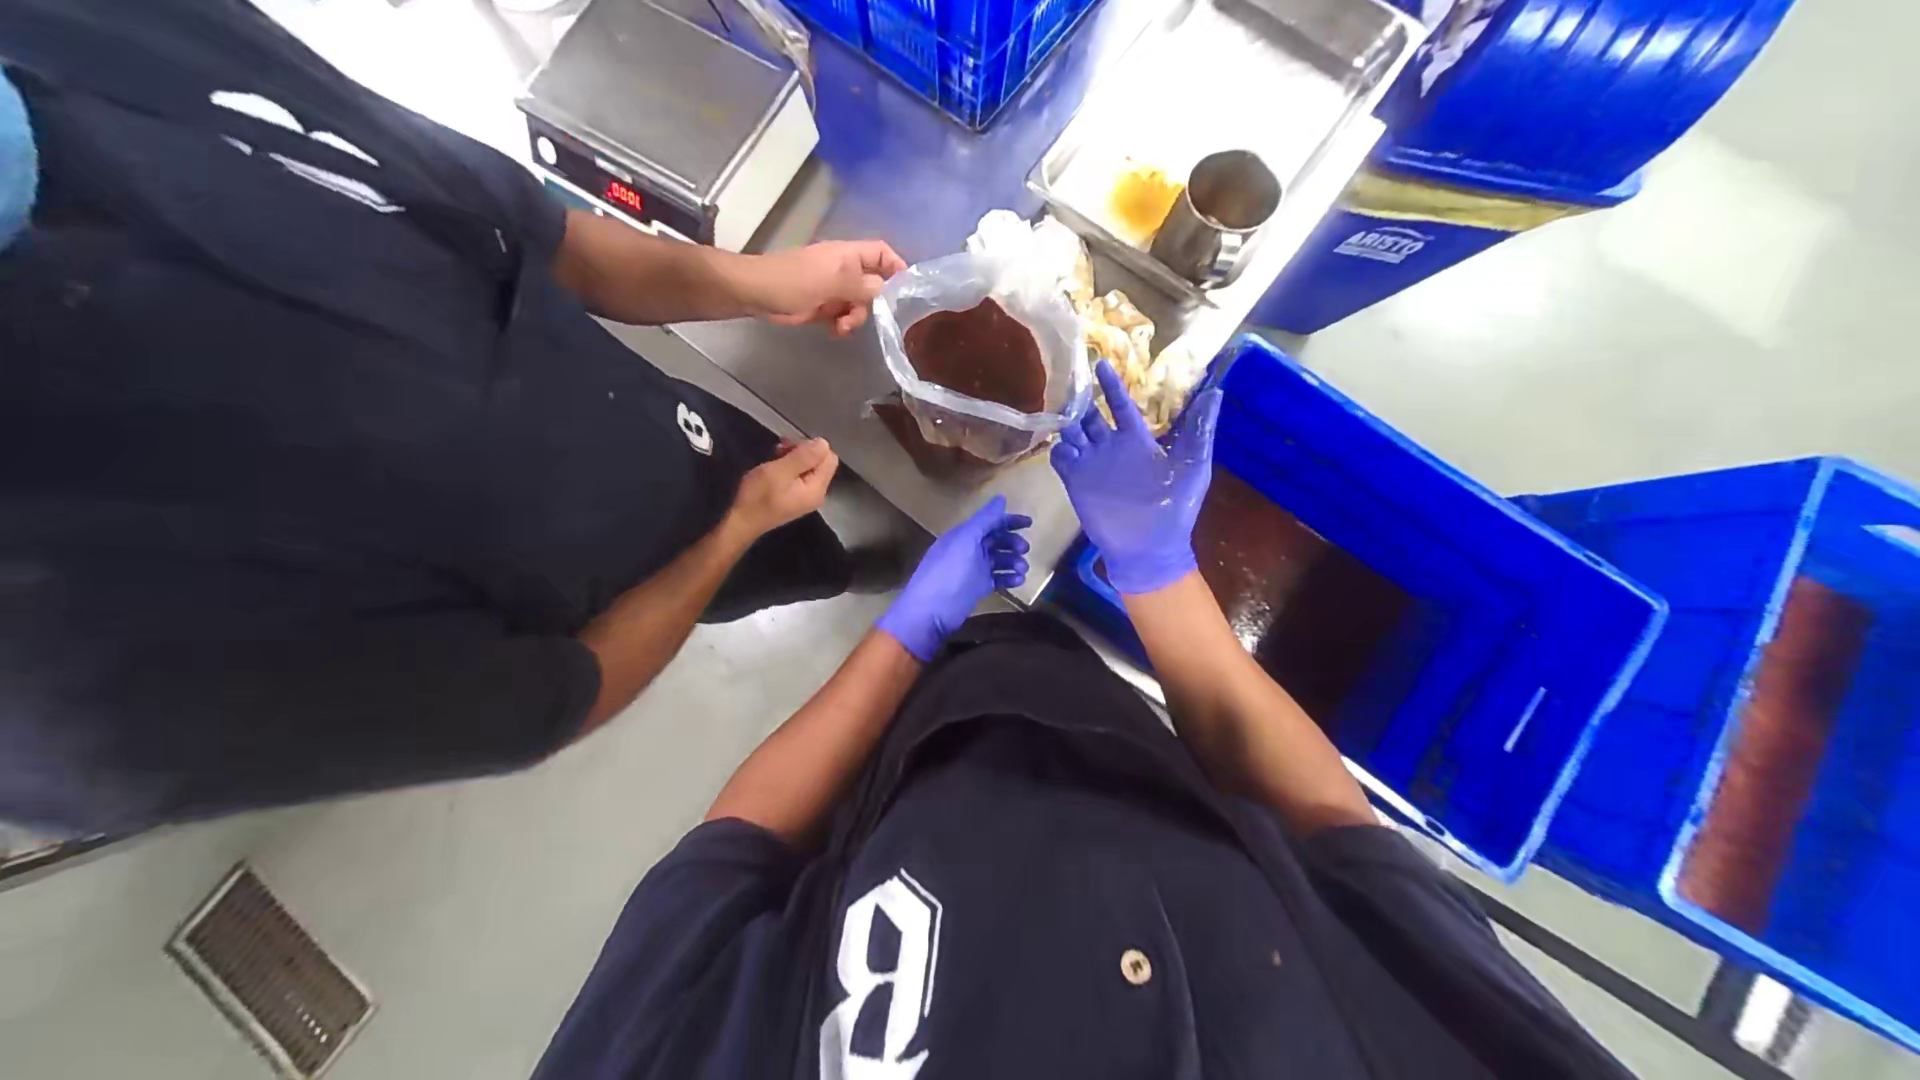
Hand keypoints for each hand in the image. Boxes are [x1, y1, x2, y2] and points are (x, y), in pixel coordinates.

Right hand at [728, 437, 838, 537]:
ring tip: (775, 456)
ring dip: (794, 457)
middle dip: (803, 451)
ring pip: (810, 467)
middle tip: (780, 450)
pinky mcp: (797, 497)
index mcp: (817, 488)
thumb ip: (803, 457)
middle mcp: (817, 493)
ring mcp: (807, 496)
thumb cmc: (758, 496)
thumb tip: (824, 443)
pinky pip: (801, 476)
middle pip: (821, 462)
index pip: (829, 458)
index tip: (789, 447)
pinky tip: (775, 466)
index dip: (811, 447)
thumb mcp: (779, 472)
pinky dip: (790, 467)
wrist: (741, 523)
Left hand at [742, 240, 907, 335]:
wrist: (757, 295)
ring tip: (841, 326)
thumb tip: (883, 289)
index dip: (896, 266)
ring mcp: (833, 289)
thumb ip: (862, 285)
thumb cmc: (794, 281)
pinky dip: (843, 324)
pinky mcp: (823, 307)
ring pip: (860, 304)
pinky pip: (843, 316)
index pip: (881, 253)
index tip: (906, 289)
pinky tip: (834, 331)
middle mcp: (844, 270)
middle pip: (874, 285)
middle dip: (873, 302)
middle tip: (865, 314)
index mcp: (848, 256)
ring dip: (856, 318)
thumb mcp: (834, 280)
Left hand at [876, 495, 1031, 660]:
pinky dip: (1008, 578)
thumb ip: (984, 520)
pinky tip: (1018, 581)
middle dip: (1012, 543)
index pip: (989, 522)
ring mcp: (972, 570)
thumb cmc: (948, 574)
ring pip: (998, 560)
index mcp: (963, 535)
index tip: (1030, 524)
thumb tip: (1001, 498)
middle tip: (1024, 550)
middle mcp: (968, 549)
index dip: (1009, 521)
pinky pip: (997, 578)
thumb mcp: (966, 542)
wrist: (929, 613)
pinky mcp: (976, 588)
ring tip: (1022, 570)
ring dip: (1012, 561)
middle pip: (995, 540)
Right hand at [1052, 359, 1222, 594]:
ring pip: (1072, 432)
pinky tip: (1060, 440)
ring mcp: (1092, 465)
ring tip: (1058, 402)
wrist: (1150, 546)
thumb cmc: (1175, 507)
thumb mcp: (1194, 464)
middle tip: (1069, 375)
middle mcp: (1111, 448)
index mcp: (1138, 441)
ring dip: (1065, 418)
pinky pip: (1060, 458)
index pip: (1121, 406)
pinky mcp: (1076, 482)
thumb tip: (1216, 390)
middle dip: (1080, 397)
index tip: (1102, 364)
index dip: (1112, 386)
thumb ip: (1200, 428)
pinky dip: (1057, 447)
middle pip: (1091, 416)